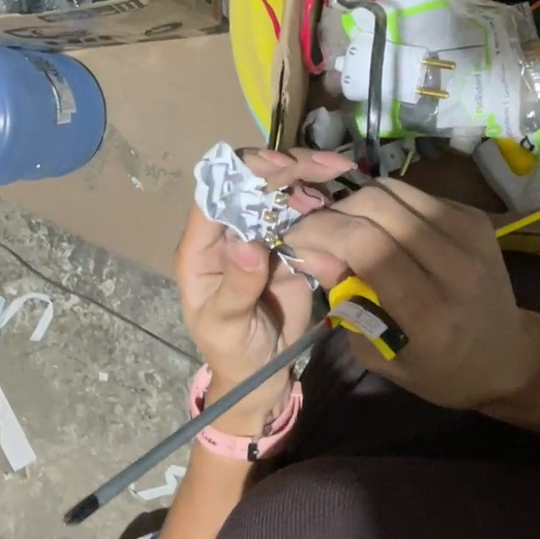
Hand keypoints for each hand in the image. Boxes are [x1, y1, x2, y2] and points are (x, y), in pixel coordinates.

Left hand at [174, 148, 352, 434]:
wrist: (262, 373)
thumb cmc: (232, 350)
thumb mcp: (227, 326)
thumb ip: (236, 287)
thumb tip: (246, 243)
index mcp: (201, 246)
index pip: (216, 194)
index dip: (244, 173)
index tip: (279, 166)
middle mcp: (229, 231)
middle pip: (251, 183)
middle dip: (286, 167)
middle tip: (323, 165)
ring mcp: (261, 234)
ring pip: (280, 192)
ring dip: (307, 180)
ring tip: (336, 178)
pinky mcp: (288, 244)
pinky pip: (304, 215)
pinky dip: (322, 203)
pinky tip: (338, 200)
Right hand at [282, 177, 539, 409]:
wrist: (508, 357)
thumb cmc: (437, 369)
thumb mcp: (379, 353)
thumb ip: (343, 300)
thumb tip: (309, 250)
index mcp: (429, 313)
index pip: (366, 245)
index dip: (320, 231)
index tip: (294, 237)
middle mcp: (455, 268)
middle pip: (377, 207)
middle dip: (334, 211)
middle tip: (315, 229)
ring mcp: (471, 237)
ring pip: (394, 190)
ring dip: (357, 202)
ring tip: (343, 225)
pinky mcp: (476, 220)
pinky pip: (414, 193)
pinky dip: (386, 203)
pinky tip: (380, 227)